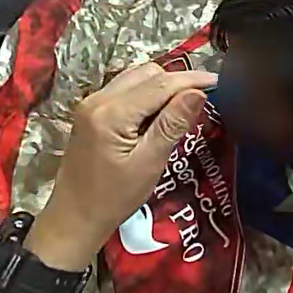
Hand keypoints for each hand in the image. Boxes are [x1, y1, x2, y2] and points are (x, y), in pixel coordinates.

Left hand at [29, 62, 214, 267]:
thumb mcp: (149, 163)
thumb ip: (172, 125)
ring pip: (137, 77)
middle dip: (178, 80)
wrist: (73, 219)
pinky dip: (147, 92)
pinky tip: (160, 111)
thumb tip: (198, 93)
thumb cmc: (114, 198)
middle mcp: (98, 99)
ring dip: (163, 84)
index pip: (160, 84)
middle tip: (204, 97)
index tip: (219, 81)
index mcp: (111, 113)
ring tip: (186, 103)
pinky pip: (126, 88)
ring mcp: (92, 102)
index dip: (192, 80)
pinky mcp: (91, 110)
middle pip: (148, 73)